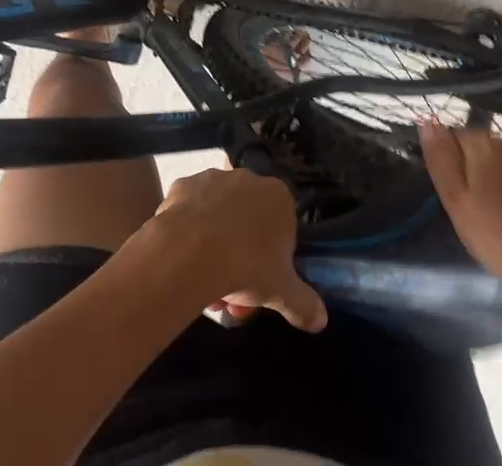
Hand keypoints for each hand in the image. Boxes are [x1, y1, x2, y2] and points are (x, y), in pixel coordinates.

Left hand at [131, 167, 327, 331]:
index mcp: (278, 197)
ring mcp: (211, 179)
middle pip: (247, 223)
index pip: (281, 230)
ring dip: (213, 244)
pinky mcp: (181, 186)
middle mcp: (247, 179)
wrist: (189, 252)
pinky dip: (188, 230)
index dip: (271, 260)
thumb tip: (320, 321)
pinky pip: (189, 211)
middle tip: (229, 292)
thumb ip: (304, 304)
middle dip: (240, 256)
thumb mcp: (281, 292)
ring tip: (202, 282)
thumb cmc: (246, 267)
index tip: (259, 284)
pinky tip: (183, 256)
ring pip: (217, 216)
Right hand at [420, 123, 501, 312]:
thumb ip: (440, 158)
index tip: (453, 194)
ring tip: (495, 216)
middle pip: (480, 149)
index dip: (448, 164)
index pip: (453, 137)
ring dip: (495, 180)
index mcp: (485, 145)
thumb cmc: (497, 237)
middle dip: (472, 170)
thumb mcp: (456, 201)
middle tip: (471, 209)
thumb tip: (427, 122)